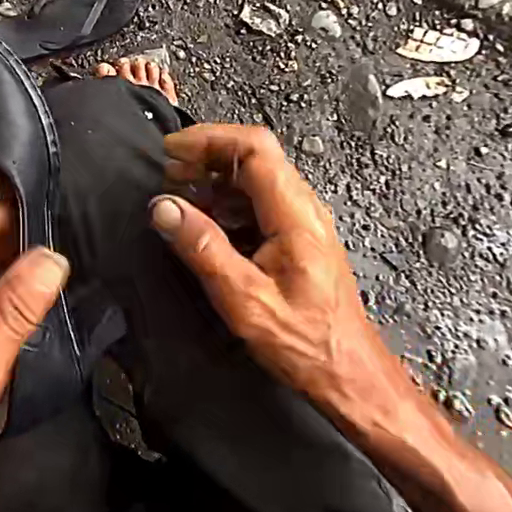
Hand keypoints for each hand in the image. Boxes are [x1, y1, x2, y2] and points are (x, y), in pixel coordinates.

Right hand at [147, 124, 391, 418]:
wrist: (346, 373)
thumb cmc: (306, 343)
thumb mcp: (243, 298)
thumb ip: (202, 247)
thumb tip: (165, 209)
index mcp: (295, 216)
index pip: (254, 147)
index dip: (208, 139)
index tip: (172, 151)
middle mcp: (303, 210)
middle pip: (254, 155)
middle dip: (205, 155)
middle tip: (167, 172)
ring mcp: (301, 222)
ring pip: (254, 178)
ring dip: (212, 179)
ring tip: (176, 196)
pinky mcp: (294, 238)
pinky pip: (257, 202)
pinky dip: (224, 201)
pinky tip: (202, 222)